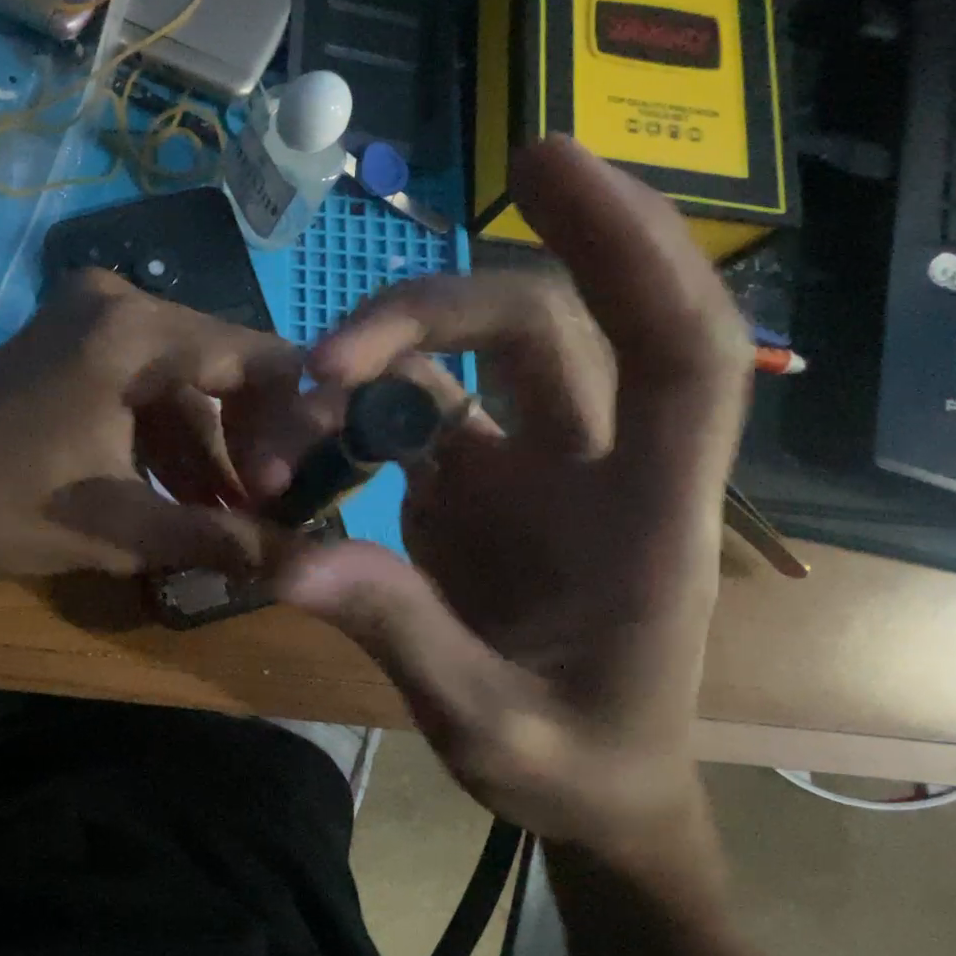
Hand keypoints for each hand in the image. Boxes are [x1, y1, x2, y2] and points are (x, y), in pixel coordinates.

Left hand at [0, 269, 303, 577]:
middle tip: (263, 513)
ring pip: (181, 382)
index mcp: (134, 332)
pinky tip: (183, 495)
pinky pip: (142, 383)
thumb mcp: (115, 530)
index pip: (258, 360)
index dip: (290, 428)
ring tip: (227, 520)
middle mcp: (120, 301)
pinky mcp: (71, 341)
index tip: (294, 492)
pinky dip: (162, 437)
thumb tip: (299, 561)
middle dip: (246, 446)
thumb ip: (214, 539)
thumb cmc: (0, 506)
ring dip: (204, 451)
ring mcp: (90, 316)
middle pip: (222, 368)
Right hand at [263, 137, 753, 861]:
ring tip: (282, 422)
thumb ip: (403, 635)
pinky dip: (346, 419)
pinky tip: (292, 451)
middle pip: (528, 327)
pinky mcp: (468, 493)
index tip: (539, 164)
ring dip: (367, 367)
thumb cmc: (575, 762)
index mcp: (643, 512)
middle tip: (315, 365)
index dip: (625, 242)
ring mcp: (526, 472)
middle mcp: (591, 464)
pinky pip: (407, 420)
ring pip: (455, 364)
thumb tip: (288, 559)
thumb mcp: (492, 724)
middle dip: (419, 317)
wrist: (587, 791)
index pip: (673, 347)